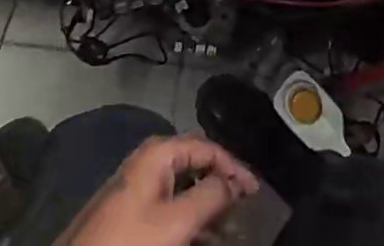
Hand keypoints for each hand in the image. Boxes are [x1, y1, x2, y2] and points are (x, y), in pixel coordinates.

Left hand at [59, 136, 257, 245]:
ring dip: (205, 204)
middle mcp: (148, 161)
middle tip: (243, 207)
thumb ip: (210, 196)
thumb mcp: (176, 223)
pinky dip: (186, 217)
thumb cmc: (128, 245)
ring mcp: (135, 187)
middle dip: (220, 184)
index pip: (209, 149)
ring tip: (225, 228)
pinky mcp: (127, 213)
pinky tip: (197, 237)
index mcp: (159, 153)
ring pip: (182, 186)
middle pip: (196, 163)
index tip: (256, 194)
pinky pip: (166, 205)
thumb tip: (233, 182)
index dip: (236, 169)